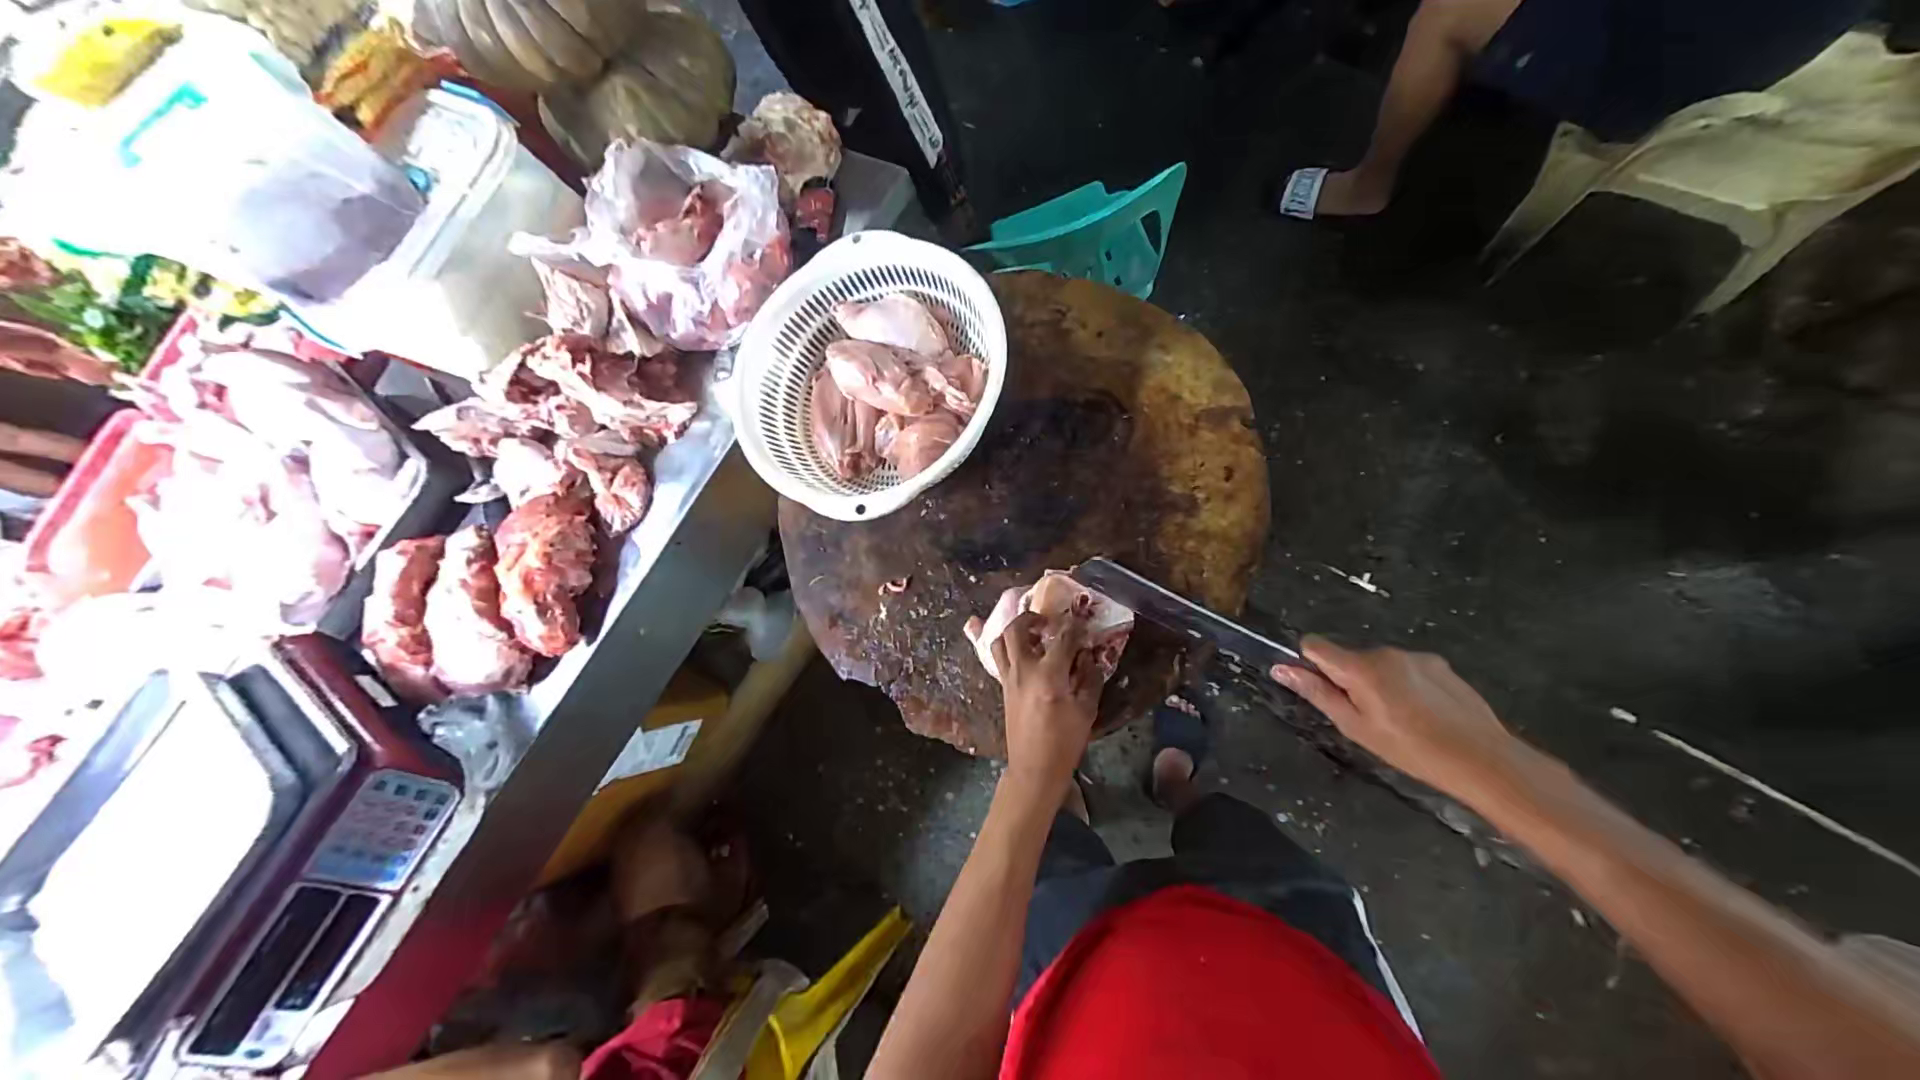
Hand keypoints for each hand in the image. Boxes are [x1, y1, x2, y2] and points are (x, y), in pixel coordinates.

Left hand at [987, 603, 1101, 786]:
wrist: (1034, 769)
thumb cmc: (1065, 742)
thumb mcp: (1087, 710)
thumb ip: (1089, 677)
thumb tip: (1088, 655)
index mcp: (1048, 676)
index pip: (1062, 639)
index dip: (1075, 627)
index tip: (1083, 623)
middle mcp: (1023, 671)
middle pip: (1016, 629)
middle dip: (1031, 618)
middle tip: (1048, 622)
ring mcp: (1008, 678)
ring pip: (1000, 641)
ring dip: (1014, 631)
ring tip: (1033, 635)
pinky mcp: (1003, 687)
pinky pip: (999, 658)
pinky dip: (1009, 648)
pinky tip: (1025, 653)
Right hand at [1270, 636, 1518, 791]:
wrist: (1484, 759)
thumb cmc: (1410, 749)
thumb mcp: (1355, 726)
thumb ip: (1317, 692)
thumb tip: (1281, 668)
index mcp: (1360, 666)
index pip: (1314, 644)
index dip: (1311, 665)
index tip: (1325, 691)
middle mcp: (1386, 652)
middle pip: (1350, 657)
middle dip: (1350, 680)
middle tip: (1367, 717)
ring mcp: (1416, 656)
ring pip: (1380, 664)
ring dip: (1379, 683)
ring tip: (1401, 719)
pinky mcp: (1441, 665)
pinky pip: (1407, 669)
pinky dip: (1406, 685)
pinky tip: (1425, 714)